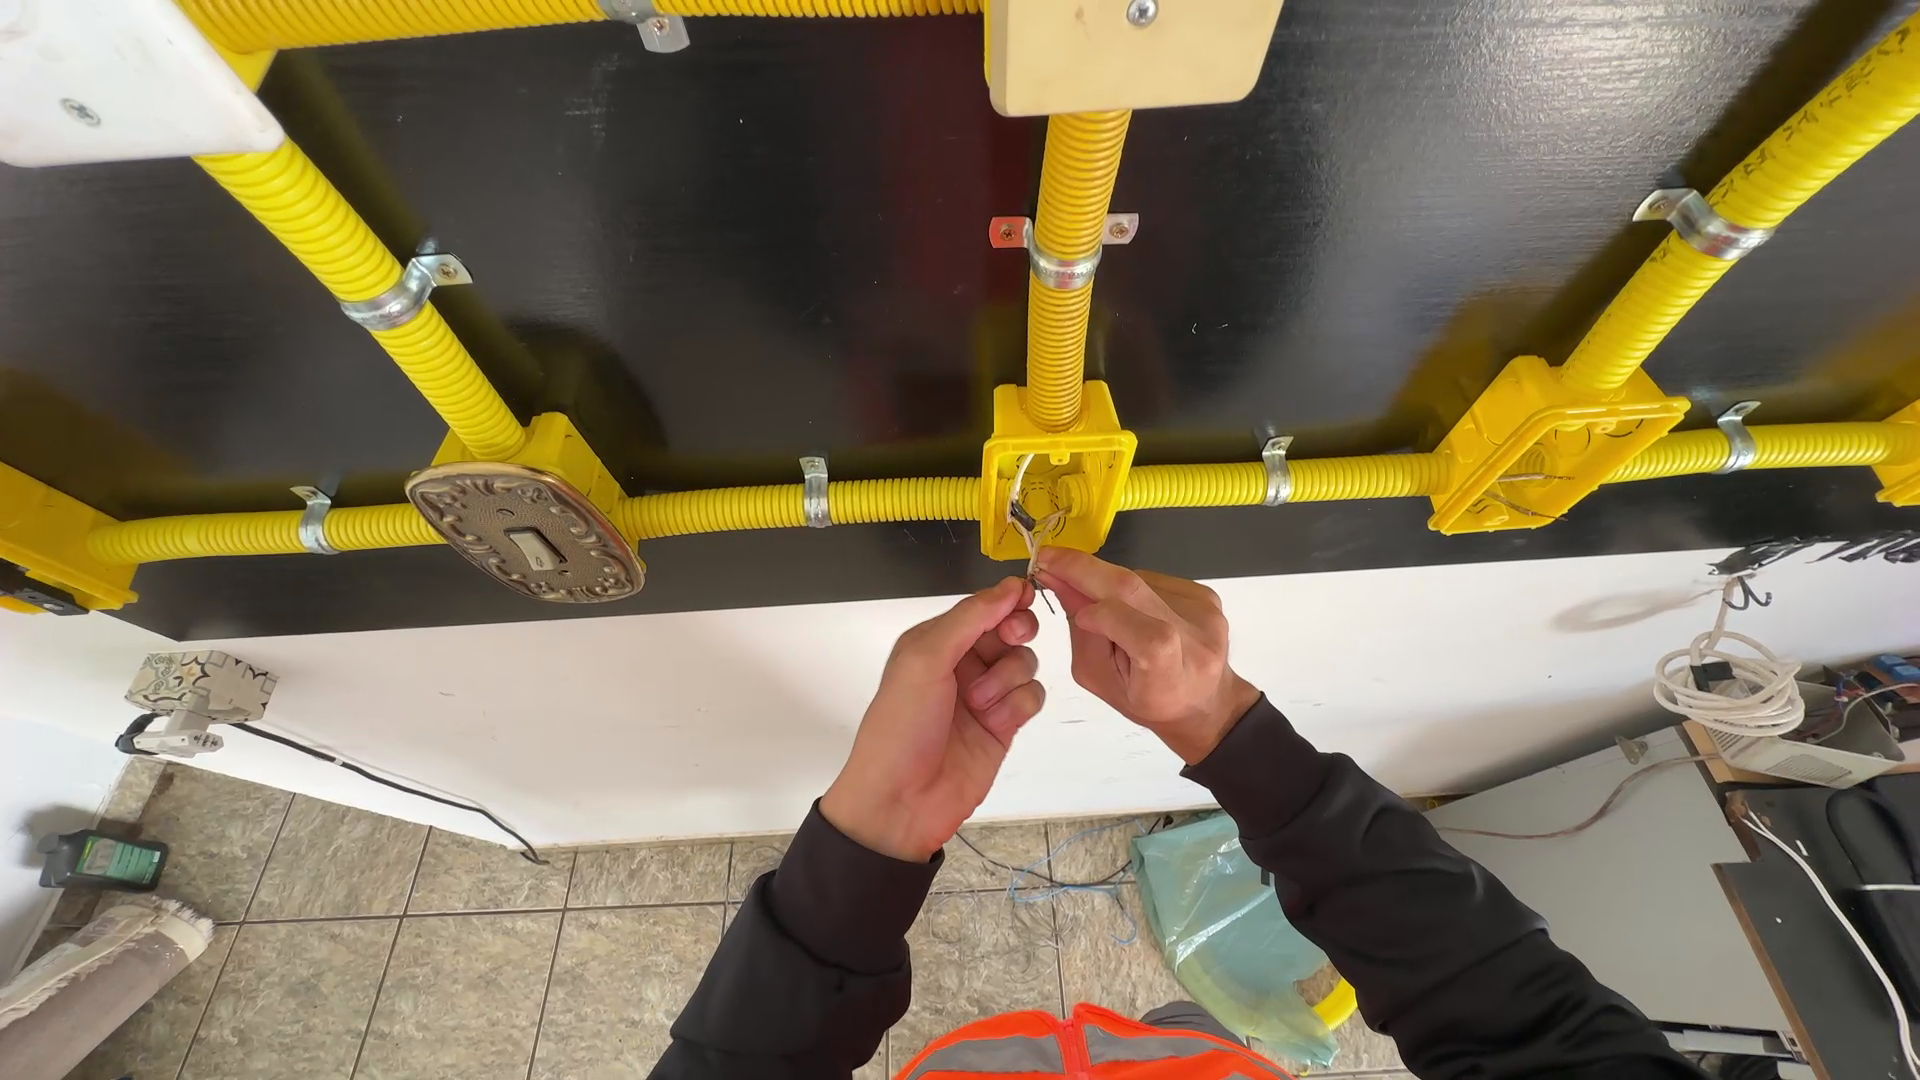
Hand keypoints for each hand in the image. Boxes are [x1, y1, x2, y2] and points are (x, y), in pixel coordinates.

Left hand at [821, 577, 1044, 860]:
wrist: (902, 802)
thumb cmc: (901, 726)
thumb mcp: (925, 659)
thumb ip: (970, 618)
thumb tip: (1010, 585)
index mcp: (936, 640)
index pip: (983, 606)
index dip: (1006, 600)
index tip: (1023, 599)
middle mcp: (962, 662)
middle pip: (1010, 629)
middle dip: (1016, 632)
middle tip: (1010, 639)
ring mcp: (985, 694)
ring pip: (1025, 662)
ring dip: (1008, 678)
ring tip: (981, 704)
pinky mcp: (1004, 724)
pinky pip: (1032, 695)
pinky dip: (1018, 705)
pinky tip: (996, 722)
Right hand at [1035, 548, 1259, 763]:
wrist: (1204, 701)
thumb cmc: (1146, 700)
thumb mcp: (1101, 680)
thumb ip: (1081, 635)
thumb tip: (1059, 581)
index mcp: (1171, 676)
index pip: (1146, 638)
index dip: (1105, 617)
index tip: (1067, 602)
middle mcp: (1196, 639)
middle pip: (1135, 590)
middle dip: (1083, 569)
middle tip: (1048, 557)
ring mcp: (1203, 611)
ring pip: (1138, 579)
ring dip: (1106, 583)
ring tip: (1102, 608)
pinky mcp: (1205, 594)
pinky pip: (1152, 578)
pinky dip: (1129, 587)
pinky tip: (1133, 609)